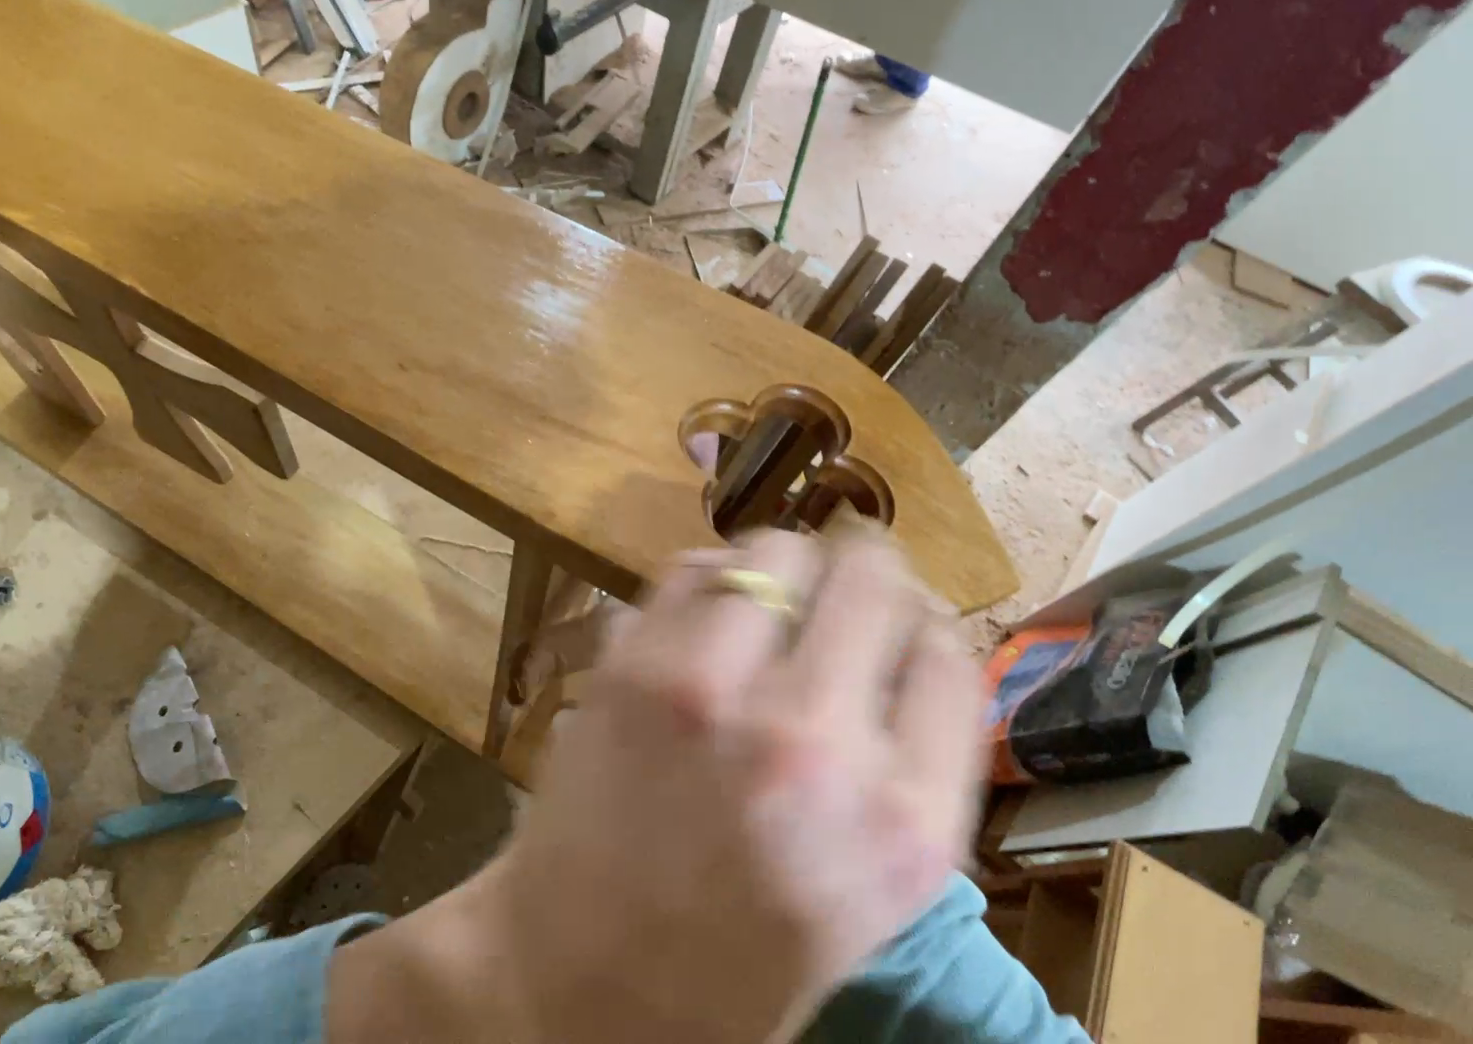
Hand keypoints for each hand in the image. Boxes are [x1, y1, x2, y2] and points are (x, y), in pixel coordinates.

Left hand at [329, 525, 985, 1043]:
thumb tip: (909, 640)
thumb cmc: (735, 955)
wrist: (582, 978)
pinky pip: (689, 569)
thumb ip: (908, 766)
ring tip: (765, 606)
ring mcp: (712, 691)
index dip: (922, 626)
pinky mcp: (629, 668)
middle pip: (871, 577)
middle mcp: (814, 738)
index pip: (949, 654)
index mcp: (902, 821)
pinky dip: (706, 578)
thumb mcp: (870, 889)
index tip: (895, 625)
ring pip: (777, 552)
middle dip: (859, 576)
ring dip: (779, 569)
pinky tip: (703, 615)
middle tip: (832, 596)